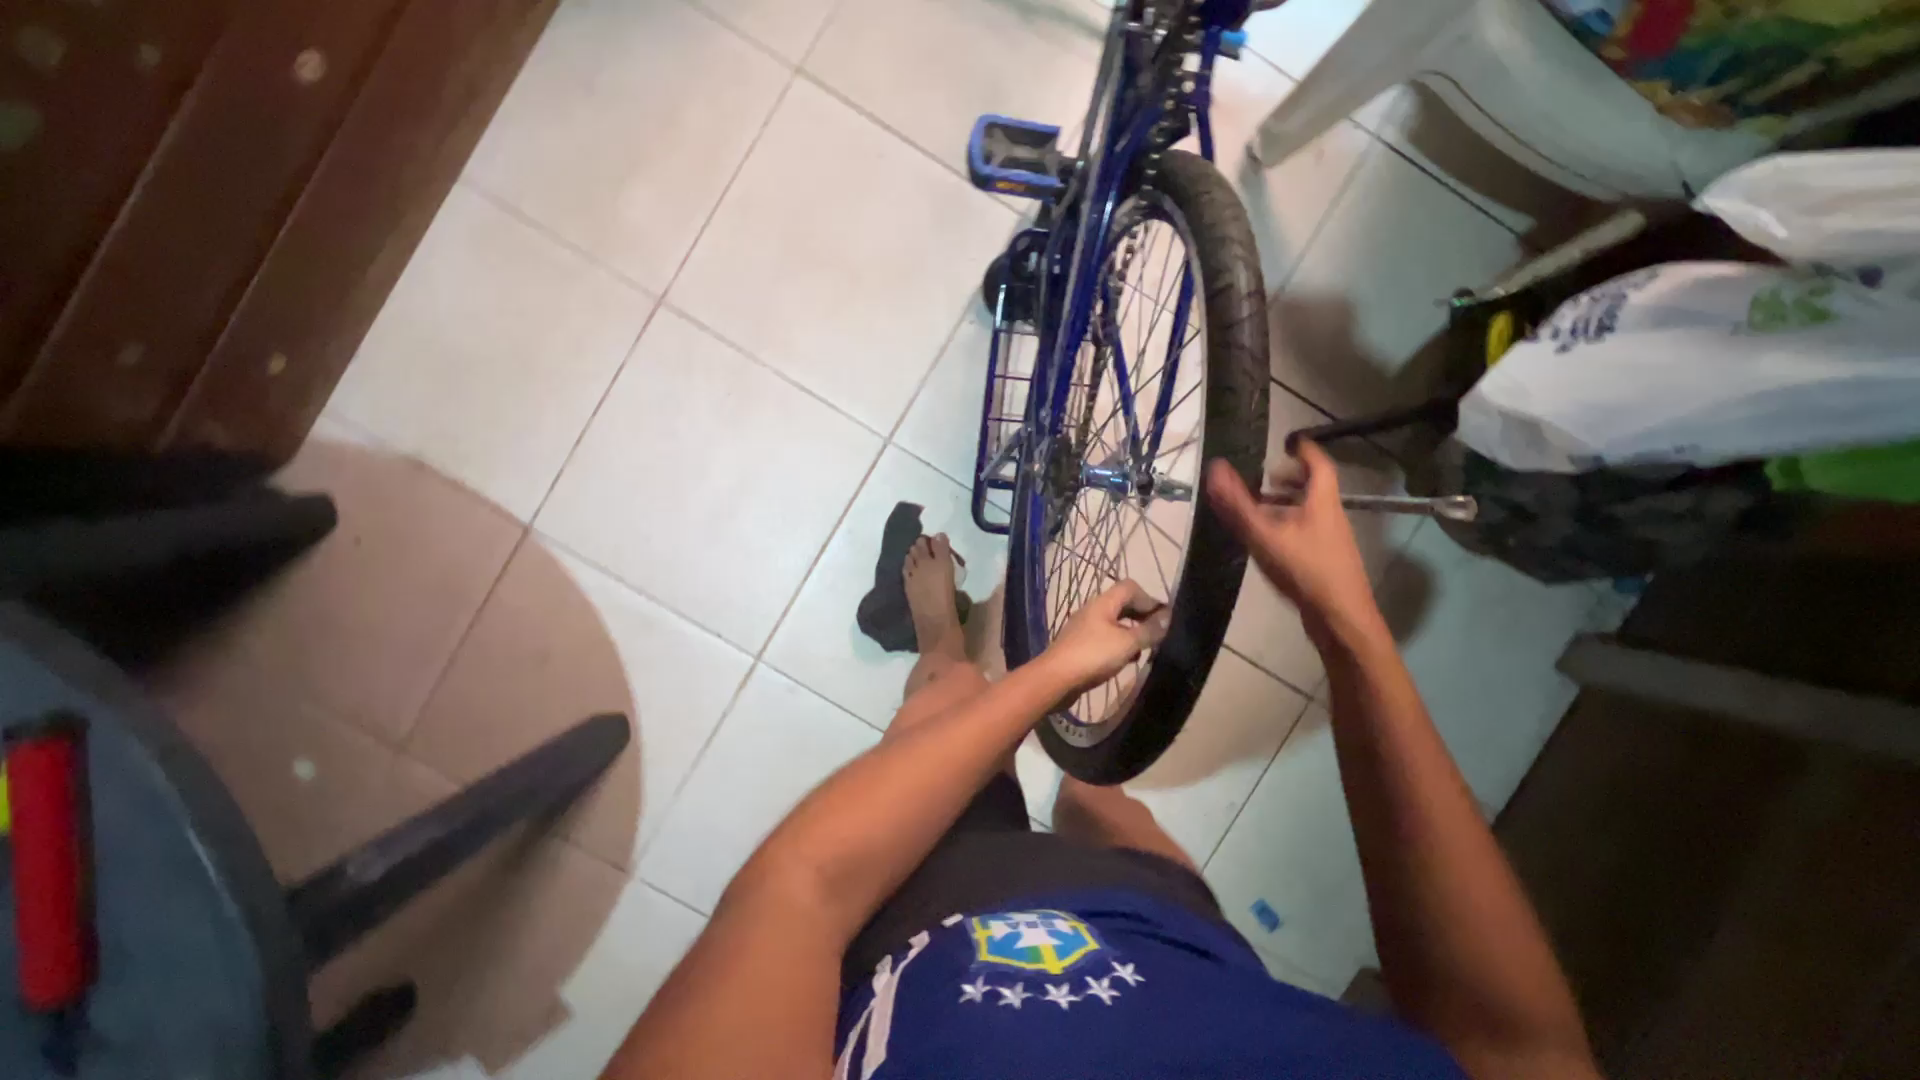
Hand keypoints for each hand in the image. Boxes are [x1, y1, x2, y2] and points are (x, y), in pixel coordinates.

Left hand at [1043, 579, 1172, 692]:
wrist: (1055, 679)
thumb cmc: (1093, 656)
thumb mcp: (1127, 643)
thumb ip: (1148, 630)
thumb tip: (1167, 617)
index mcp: (1103, 603)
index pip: (1130, 587)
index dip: (1149, 598)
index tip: (1163, 619)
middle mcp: (1093, 610)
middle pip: (1122, 604)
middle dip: (1142, 615)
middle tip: (1158, 633)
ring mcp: (1085, 628)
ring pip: (1114, 623)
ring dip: (1131, 631)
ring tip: (1146, 647)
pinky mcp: (1081, 646)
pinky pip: (1105, 638)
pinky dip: (1120, 644)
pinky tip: (1127, 659)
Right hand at [1205, 442, 1381, 641]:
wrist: (1341, 618)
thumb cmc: (1306, 569)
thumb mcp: (1265, 535)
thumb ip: (1238, 503)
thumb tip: (1214, 468)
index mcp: (1321, 501)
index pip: (1317, 463)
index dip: (1303, 449)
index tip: (1286, 442)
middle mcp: (1330, 515)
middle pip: (1314, 487)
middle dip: (1290, 478)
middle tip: (1264, 476)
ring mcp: (1330, 539)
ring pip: (1309, 511)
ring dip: (1287, 503)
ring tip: (1259, 507)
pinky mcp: (1326, 560)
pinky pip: (1306, 531)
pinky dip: (1288, 525)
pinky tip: (1268, 541)